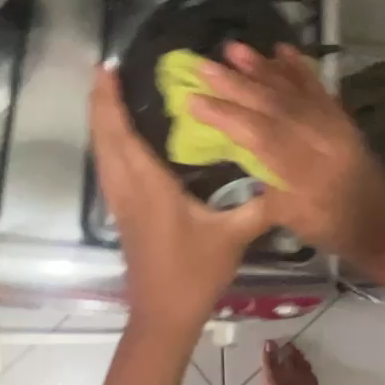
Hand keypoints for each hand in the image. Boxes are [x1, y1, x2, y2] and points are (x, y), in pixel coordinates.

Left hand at [90, 65, 272, 333]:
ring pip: (101, 152)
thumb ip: (258, 204)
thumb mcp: (232, 237)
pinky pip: (106, 166)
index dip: (110, 101)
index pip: (122, 134)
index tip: (107, 69)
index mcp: (148, 186)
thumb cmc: (195, 273)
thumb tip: (285, 175)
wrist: (163, 314)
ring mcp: (119, 201)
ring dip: (99, 120)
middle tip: (104, 71)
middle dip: (99, 102)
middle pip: (103, 137)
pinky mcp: (120, 212)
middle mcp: (126, 188)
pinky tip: (118, 136)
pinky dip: (106, 141)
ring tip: (106, 94)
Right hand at [190, 43, 384, 263]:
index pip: (258, 135)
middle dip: (235, 84)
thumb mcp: (289, 215)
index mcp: (303, 169)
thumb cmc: (329, 228)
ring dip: (262, 67)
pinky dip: (298, 67)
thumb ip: (264, 180)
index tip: (193, 99)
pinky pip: (317, 87)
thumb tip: (236, 148)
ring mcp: (333, 124)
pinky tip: (280, 49)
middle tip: (204, 66)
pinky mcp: (341, 117)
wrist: (381, 225)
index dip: (225, 116)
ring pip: (293, 90)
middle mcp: (319, 139)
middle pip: (272, 104)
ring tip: (234, 48)